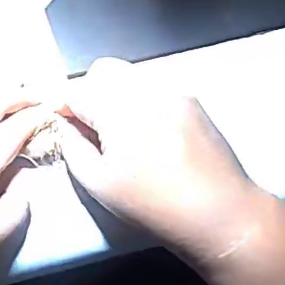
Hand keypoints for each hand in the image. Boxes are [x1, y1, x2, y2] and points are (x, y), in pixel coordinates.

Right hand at [58, 57, 273, 266]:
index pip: (77, 90)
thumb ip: (73, 148)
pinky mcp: (192, 101)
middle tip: (91, 129)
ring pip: (130, 77)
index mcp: (119, 110)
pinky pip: (155, 88)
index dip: (64, 106)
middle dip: (90, 93)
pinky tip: (149, 134)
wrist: (220, 212)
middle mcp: (146, 90)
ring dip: (116, 96)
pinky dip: (141, 102)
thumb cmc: (154, 205)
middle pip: (104, 71)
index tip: (65, 125)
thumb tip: (65, 126)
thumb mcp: (100, 184)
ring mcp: (173, 92)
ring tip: (122, 133)